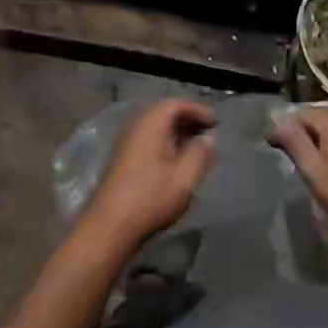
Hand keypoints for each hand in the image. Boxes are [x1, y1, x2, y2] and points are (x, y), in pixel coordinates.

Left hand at [82, 99, 216, 248]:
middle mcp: (136, 125)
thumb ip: (200, 153)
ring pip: (155, 126)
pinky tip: (176, 159)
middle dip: (187, 119)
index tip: (215, 123)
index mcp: (151, 123)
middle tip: (207, 132)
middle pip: (164, 112)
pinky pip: (148, 138)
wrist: (111, 224)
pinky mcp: (123, 156)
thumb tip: (208, 138)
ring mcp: (126, 140)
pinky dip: (165, 141)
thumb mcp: (185, 177)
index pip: (176, 104)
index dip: (197, 110)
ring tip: (196, 146)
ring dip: (176, 131)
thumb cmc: (151, 197)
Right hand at [270, 106, 327, 244]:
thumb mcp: (314, 171)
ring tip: (310, 161)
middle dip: (303, 131)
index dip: (285, 126)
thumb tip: (278, 120)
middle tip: (290, 154)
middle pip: (321, 117)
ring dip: (320, 140)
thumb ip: (295, 142)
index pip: (302, 112)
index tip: (274, 146)